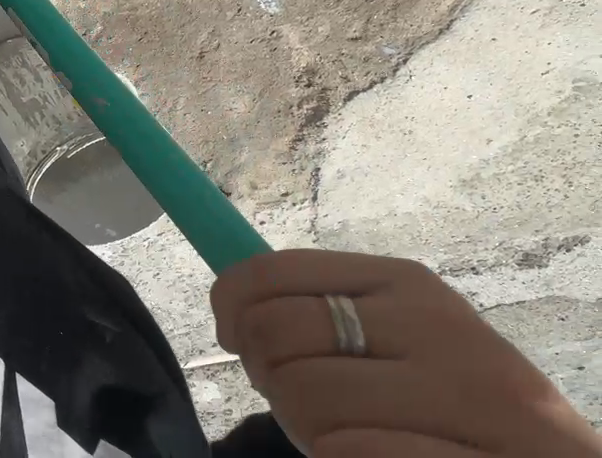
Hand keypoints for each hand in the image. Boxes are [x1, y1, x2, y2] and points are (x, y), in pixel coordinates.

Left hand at [211, 249, 601, 455]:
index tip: (233, 339)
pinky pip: (355, 452)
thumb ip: (313, 312)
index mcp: (406, 284)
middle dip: (265, 371)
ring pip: (307, 396)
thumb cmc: (446, 405)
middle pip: (276, 331)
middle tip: (294, 398)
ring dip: (301, 424)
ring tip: (339, 434)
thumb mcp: (386, 339)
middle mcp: (446, 328)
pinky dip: (339, 457)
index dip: (230, 309)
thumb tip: (229, 312)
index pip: (270, 273)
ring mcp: (483, 401)